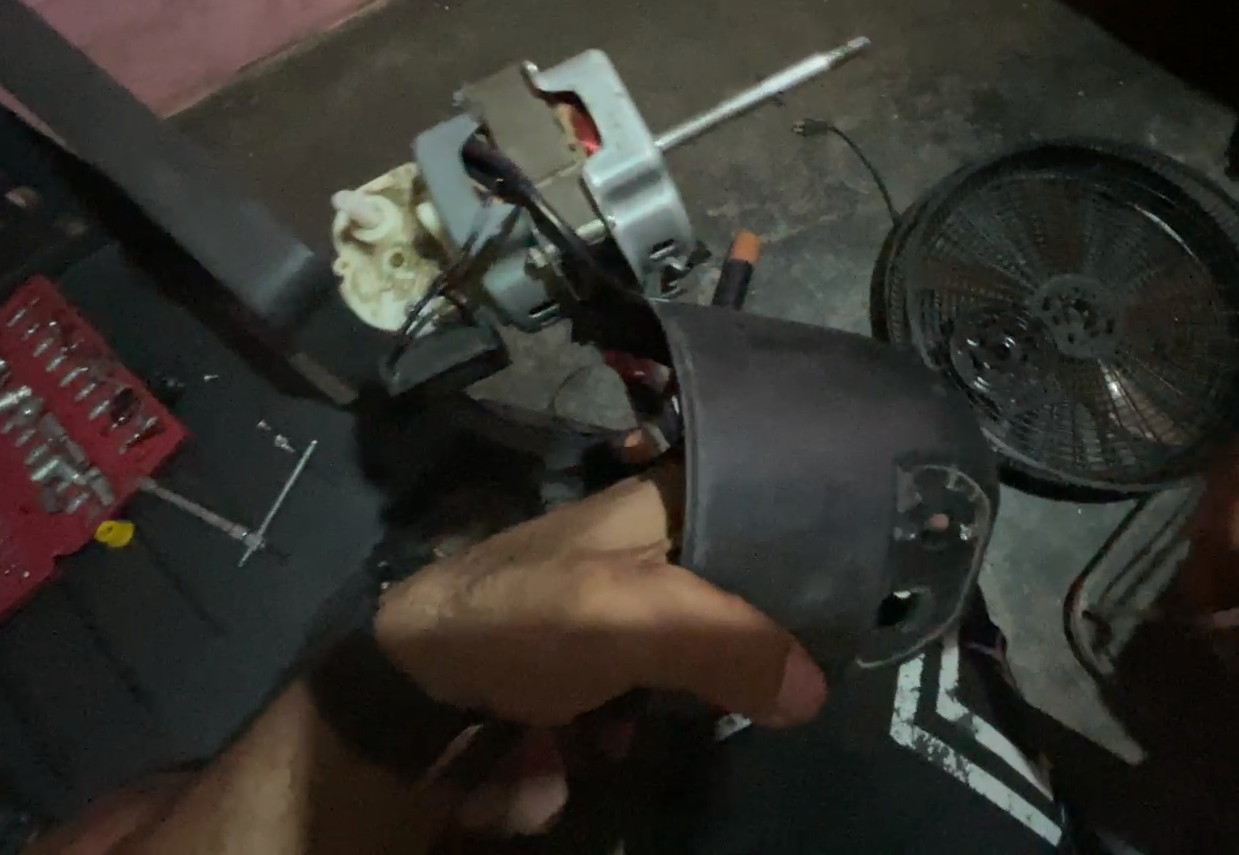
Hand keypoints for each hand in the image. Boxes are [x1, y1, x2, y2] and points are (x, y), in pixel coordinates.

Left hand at [374, 466, 826, 831]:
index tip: (827, 619)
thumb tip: (815, 691)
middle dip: (740, 654)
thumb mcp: (630, 619)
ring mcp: (625, 587)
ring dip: (681, 698)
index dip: (802, 560)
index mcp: (671, 500)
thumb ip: (724, 645)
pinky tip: (605, 737)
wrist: (411, 667)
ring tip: (632, 729)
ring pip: (701, 640)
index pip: (767, 509)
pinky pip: (654, 674)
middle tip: (746, 700)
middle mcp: (656, 535)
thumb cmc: (524, 615)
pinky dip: (638, 712)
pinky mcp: (599, 634)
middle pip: (739, 587)